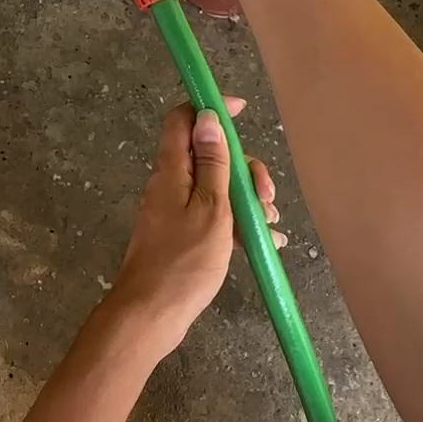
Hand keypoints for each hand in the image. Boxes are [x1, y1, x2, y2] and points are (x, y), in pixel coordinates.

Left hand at [108, 98, 283, 354]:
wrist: (152, 313)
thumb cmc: (184, 261)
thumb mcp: (211, 209)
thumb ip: (212, 164)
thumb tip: (207, 116)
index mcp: (172, 169)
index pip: (183, 119)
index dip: (210, 108)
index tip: (240, 109)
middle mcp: (170, 182)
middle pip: (208, 153)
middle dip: (243, 165)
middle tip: (267, 192)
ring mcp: (174, 208)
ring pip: (215, 185)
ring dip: (246, 196)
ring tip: (271, 222)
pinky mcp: (182, 232)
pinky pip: (213, 213)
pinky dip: (238, 221)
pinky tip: (267, 240)